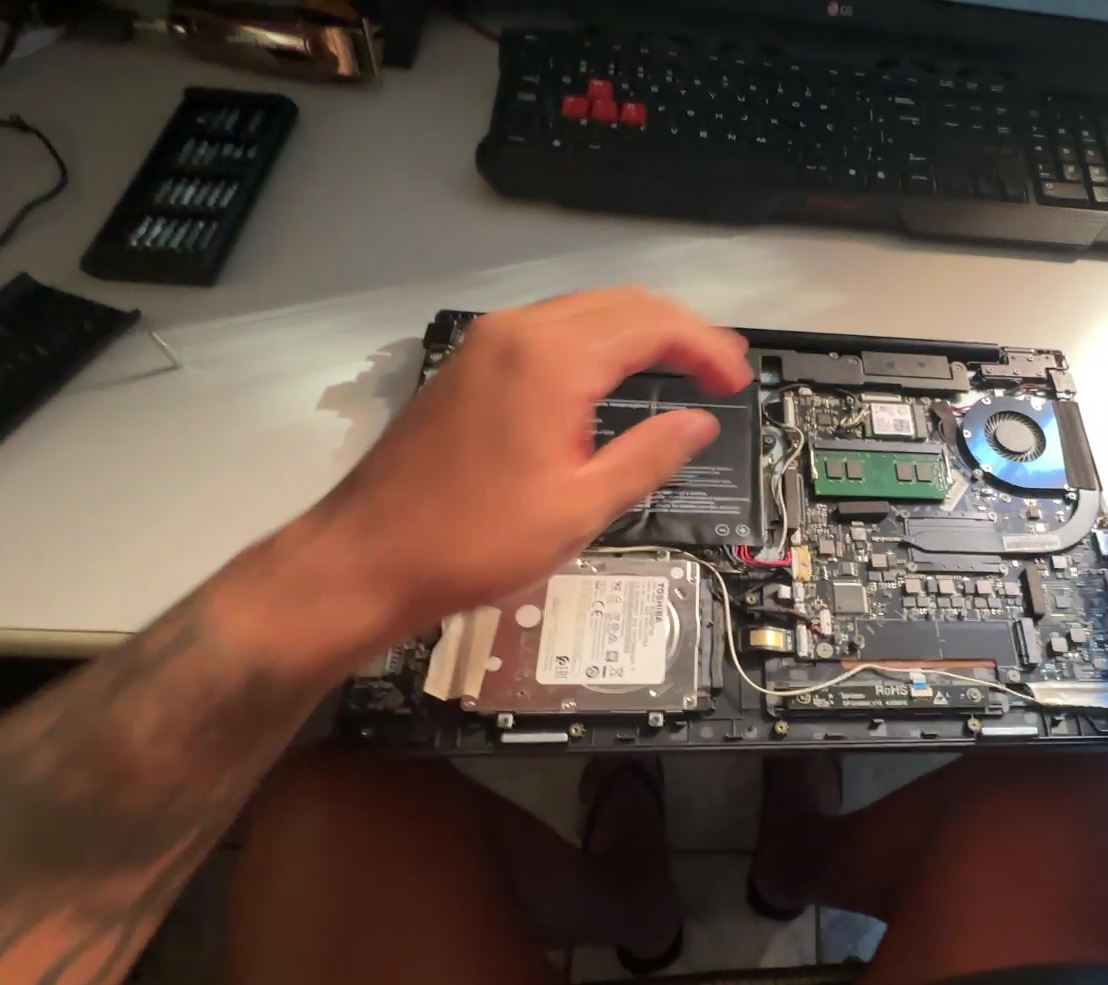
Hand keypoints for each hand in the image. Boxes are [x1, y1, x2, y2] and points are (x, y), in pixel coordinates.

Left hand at [286, 289, 752, 651]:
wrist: (369, 558)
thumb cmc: (478, 540)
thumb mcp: (581, 508)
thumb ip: (649, 455)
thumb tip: (699, 423)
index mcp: (552, 360)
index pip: (652, 326)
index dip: (706, 348)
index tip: (738, 381)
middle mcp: (519, 332)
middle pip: (623, 304)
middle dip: (682, 331)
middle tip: (721, 370)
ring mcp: (488, 344)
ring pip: (587, 312)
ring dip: (642, 333)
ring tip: (683, 370)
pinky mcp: (471, 365)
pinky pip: (553, 332)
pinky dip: (600, 344)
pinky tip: (617, 379)